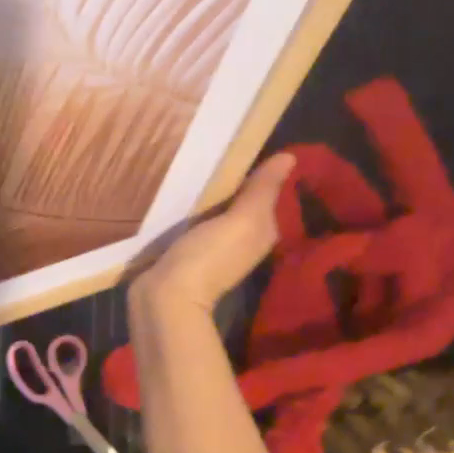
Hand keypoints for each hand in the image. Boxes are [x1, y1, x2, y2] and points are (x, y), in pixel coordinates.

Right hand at [130, 151, 294, 315]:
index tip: (235, 155)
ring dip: (203, 204)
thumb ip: (261, 190)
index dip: (254, 176)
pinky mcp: (184, 258)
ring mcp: (211, 252)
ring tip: (188, 179)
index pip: (264, 196)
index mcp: (263, 232)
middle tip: (208, 162)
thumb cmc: (207, 256)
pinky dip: (185, 219)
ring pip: (212, 218)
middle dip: (227, 189)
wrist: (164, 297)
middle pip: (237, 207)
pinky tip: (173, 208)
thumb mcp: (241, 219)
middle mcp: (242, 242)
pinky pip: (190, 230)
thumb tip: (289, 157)